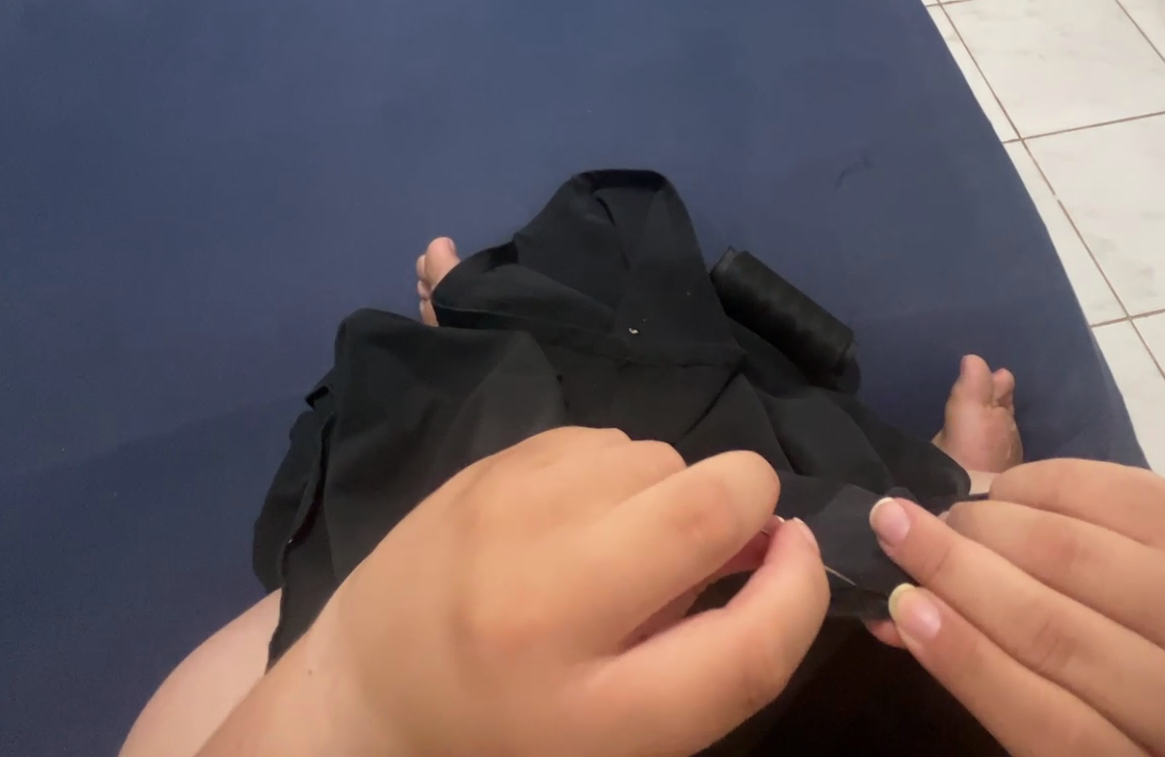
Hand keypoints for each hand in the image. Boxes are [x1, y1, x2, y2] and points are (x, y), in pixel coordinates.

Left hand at [303, 426, 828, 756]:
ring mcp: (511, 512)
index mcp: (590, 715)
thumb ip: (705, 651)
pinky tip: (578, 511)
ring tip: (627, 534)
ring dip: (673, 489)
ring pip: (658, 455)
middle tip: (731, 525)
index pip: (747, 648)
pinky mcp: (491, 463)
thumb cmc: (504, 737)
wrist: (362, 695)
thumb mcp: (617, 735)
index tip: (797, 555)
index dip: (802, 593)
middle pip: (707, 505)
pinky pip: (606, 438)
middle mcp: (549, 602)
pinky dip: (620, 471)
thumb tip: (766, 542)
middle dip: (750, 497)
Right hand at [868, 459, 1164, 755]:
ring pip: (1071, 555)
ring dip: (987, 525)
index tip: (901, 605)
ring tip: (946, 518)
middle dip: (957, 568)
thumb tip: (885, 613)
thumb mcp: (1024, 684)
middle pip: (1057, 632)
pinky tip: (1004, 494)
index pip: (1052, 727)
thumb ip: (956, 650)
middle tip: (890, 524)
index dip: (969, 663)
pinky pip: (1091, 490)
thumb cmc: (1076, 663)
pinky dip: (1028, 485)